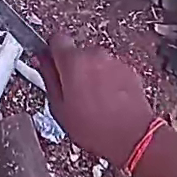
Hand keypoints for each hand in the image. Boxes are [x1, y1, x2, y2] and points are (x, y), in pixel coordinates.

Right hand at [34, 33, 155, 166]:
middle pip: (76, 52)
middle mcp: (94, 55)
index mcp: (73, 61)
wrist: (135, 138)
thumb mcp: (59, 107)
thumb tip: (41, 61)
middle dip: (72, 67)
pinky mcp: (129, 70)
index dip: (51, 52)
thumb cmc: (97, 127)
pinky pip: (111, 70)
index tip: (50, 64)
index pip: (55, 38)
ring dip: (91, 74)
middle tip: (71, 91)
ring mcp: (114, 62)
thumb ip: (48, 77)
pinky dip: (107, 81)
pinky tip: (106, 101)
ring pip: (94, 61)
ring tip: (91, 100)